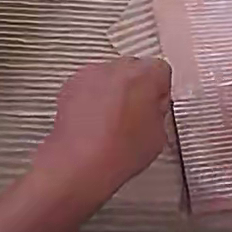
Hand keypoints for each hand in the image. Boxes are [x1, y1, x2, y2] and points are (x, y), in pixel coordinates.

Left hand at [31, 57, 172, 201]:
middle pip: (134, 69)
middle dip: (136, 88)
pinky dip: (92, 98)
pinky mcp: (71, 85)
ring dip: (113, 92)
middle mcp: (116, 68)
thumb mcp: (158, 136)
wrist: (79, 163)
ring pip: (110, 76)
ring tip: (113, 122)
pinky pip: (89, 85)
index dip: (160, 91)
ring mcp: (91, 75)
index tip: (156, 106)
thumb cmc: (116, 152)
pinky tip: (96, 123)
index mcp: (144, 75)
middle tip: (136, 115)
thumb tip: (152, 111)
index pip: (161, 70)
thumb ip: (158, 112)